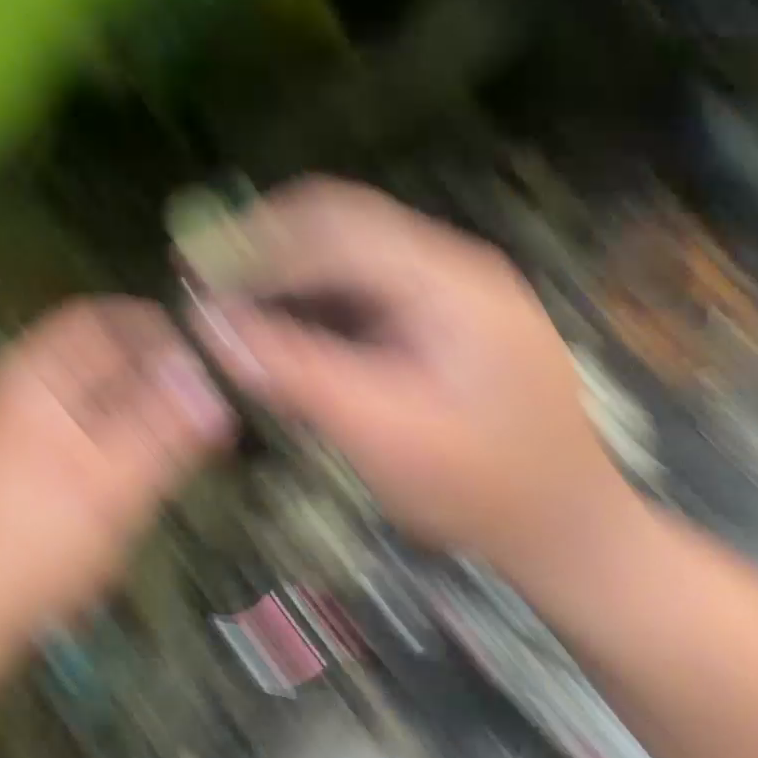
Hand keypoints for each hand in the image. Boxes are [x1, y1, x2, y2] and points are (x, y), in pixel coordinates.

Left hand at [0, 297, 232, 652]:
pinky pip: (51, 426)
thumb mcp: (111, 484)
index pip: (96, 319)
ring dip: (119, 405)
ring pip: (69, 394)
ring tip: (166, 439)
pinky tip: (117, 474)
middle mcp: (1, 388)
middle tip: (193, 403)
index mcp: (26, 376)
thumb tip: (203, 374)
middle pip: (82, 355)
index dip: (152, 328)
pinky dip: (92, 434)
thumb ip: (161, 424)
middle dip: (140, 371)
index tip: (204, 356)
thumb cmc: (34, 544)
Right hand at [195, 176, 634, 569]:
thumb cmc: (480, 487)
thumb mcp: (378, 431)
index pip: (334, 229)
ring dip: (277, 274)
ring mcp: (442, 293)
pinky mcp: (430, 320)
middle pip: (336, 224)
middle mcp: (448, 270)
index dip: (254, 244)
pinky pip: (351, 291)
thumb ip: (291, 370)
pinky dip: (301, 302)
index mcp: (450, 284)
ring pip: (339, 254)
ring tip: (220, 306)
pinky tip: (267, 331)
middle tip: (194, 277)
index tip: (189, 271)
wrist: (567, 532)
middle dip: (259, 246)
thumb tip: (206, 321)